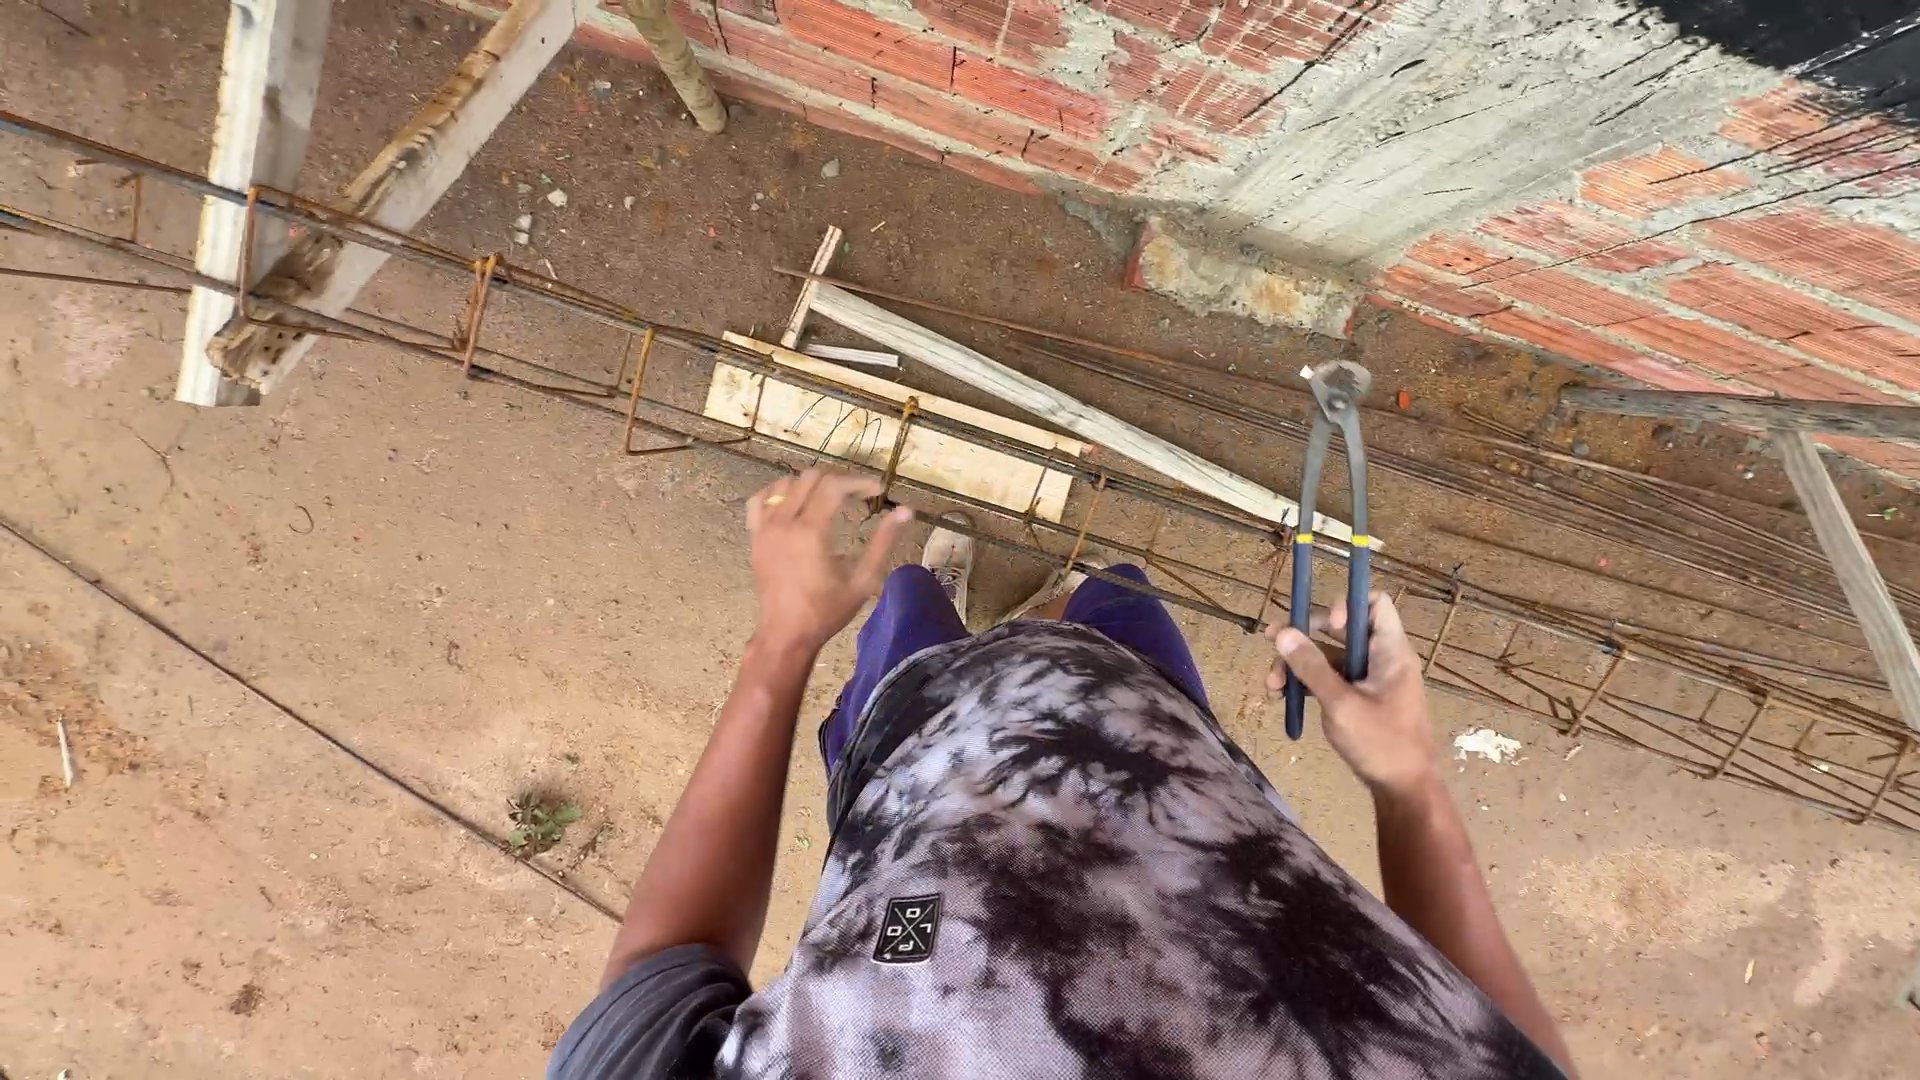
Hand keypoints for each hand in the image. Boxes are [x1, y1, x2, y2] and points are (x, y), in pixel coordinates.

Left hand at [745, 469, 911, 652]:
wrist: (786, 633)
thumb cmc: (827, 611)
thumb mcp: (863, 581)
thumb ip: (883, 542)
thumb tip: (906, 512)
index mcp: (812, 532)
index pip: (834, 485)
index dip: (859, 482)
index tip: (877, 491)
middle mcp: (785, 523)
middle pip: (812, 478)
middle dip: (838, 481)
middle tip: (857, 496)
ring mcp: (765, 528)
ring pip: (786, 483)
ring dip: (811, 485)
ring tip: (829, 500)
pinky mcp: (755, 536)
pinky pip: (761, 500)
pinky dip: (778, 493)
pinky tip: (794, 503)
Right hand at [1265, 592, 1437, 796]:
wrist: (1404, 789)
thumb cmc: (1381, 743)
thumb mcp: (1340, 703)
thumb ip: (1311, 666)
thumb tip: (1282, 633)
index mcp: (1389, 651)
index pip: (1375, 604)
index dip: (1346, 605)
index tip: (1322, 625)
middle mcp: (1379, 658)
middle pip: (1338, 627)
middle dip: (1303, 634)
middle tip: (1273, 640)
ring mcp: (1366, 678)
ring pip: (1325, 654)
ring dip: (1295, 664)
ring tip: (1272, 685)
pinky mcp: (1355, 696)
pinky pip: (1325, 677)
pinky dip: (1303, 682)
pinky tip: (1282, 697)